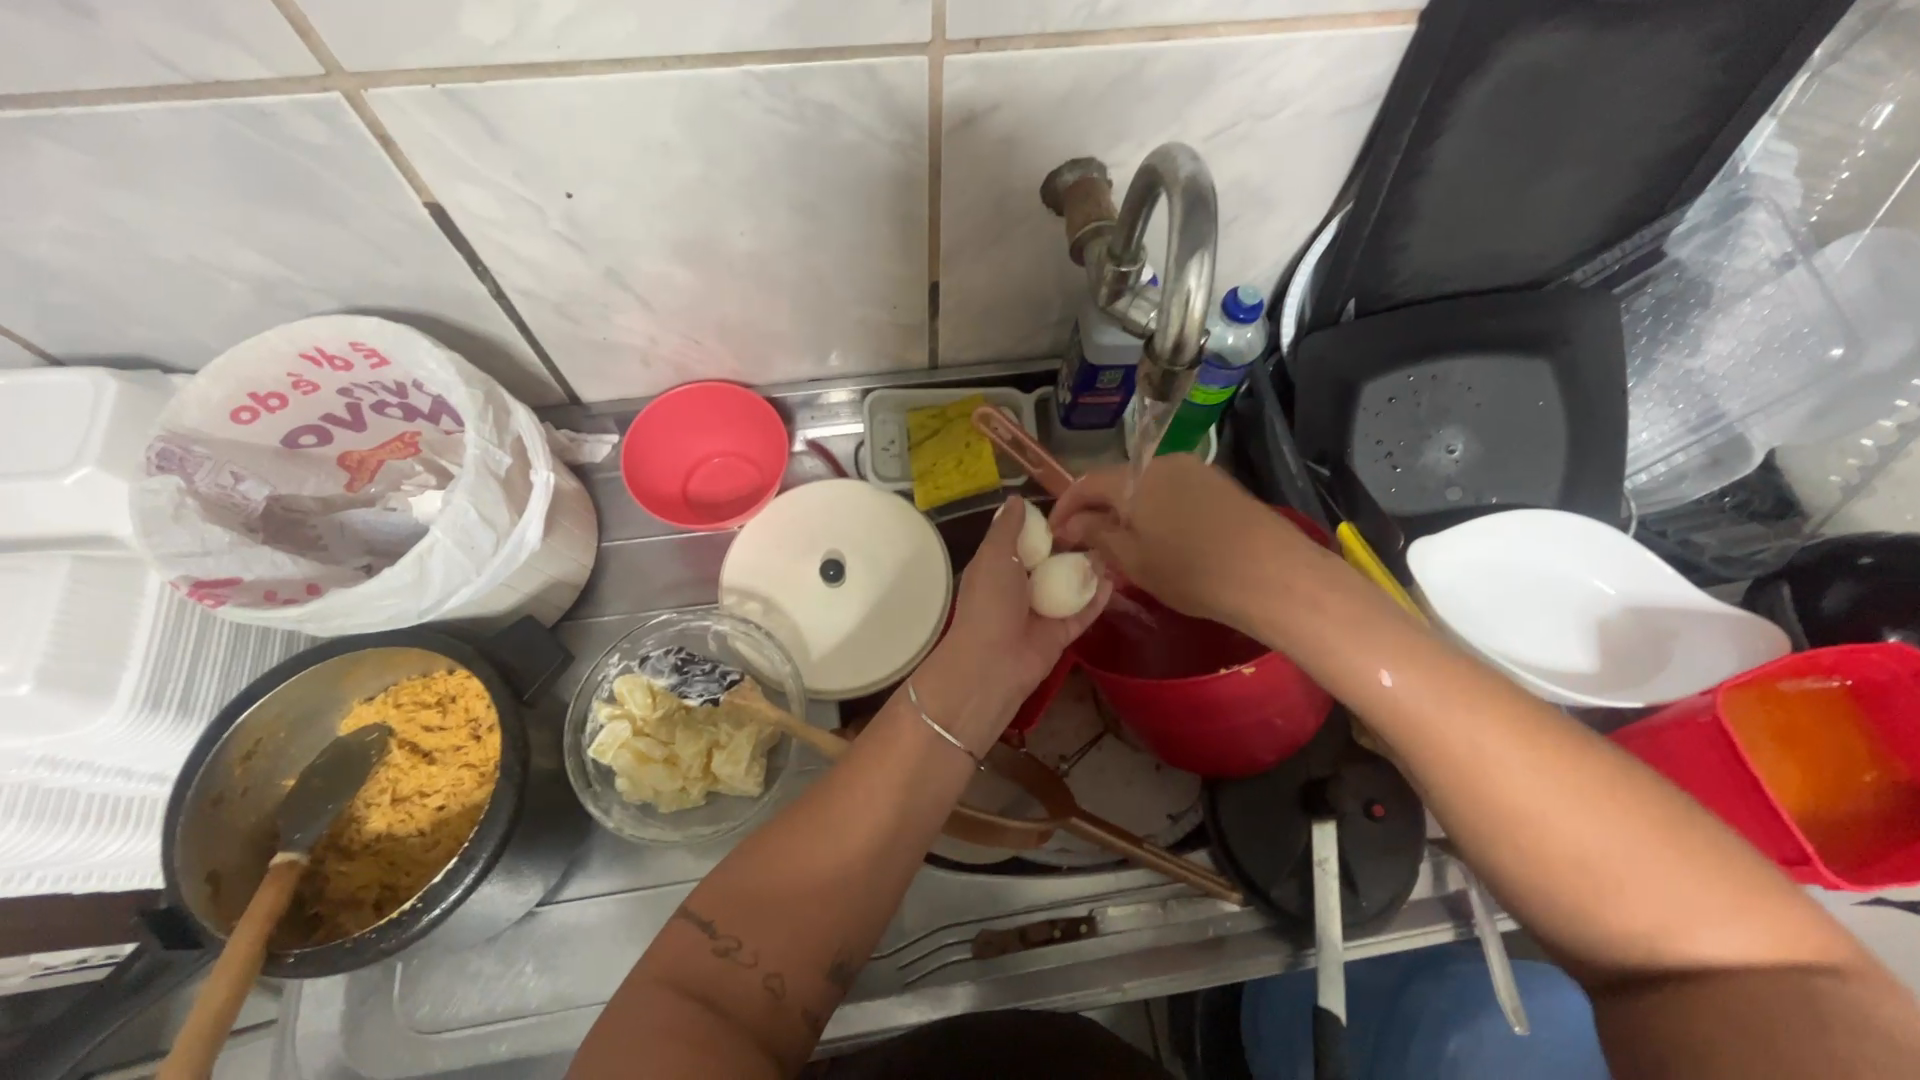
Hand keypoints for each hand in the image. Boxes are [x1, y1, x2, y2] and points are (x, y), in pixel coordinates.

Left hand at [913, 496, 1110, 743]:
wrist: (992, 663)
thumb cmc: (989, 602)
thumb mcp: (993, 555)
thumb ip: (1007, 528)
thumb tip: (1016, 499)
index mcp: (998, 568)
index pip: (1024, 542)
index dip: (1045, 528)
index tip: (1072, 509)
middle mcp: (1020, 589)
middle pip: (1050, 563)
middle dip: (1073, 547)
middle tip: (1102, 526)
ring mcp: (1041, 613)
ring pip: (1070, 586)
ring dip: (1089, 570)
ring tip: (1115, 548)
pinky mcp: (1061, 634)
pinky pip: (1082, 612)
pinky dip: (1097, 598)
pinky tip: (1114, 579)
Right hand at [1050, 456, 1311, 630]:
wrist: (1271, 574)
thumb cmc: (1191, 572)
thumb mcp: (1133, 560)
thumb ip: (1097, 535)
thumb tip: (1072, 525)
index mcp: (1135, 478)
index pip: (1085, 483)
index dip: (1064, 507)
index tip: (1054, 534)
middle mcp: (1163, 464)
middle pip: (1117, 482)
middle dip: (1097, 510)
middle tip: (1085, 543)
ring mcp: (1196, 471)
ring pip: (1146, 487)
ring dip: (1127, 512)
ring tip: (1120, 546)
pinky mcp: (1220, 486)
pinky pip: (1173, 493)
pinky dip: (1156, 513)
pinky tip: (1159, 541)